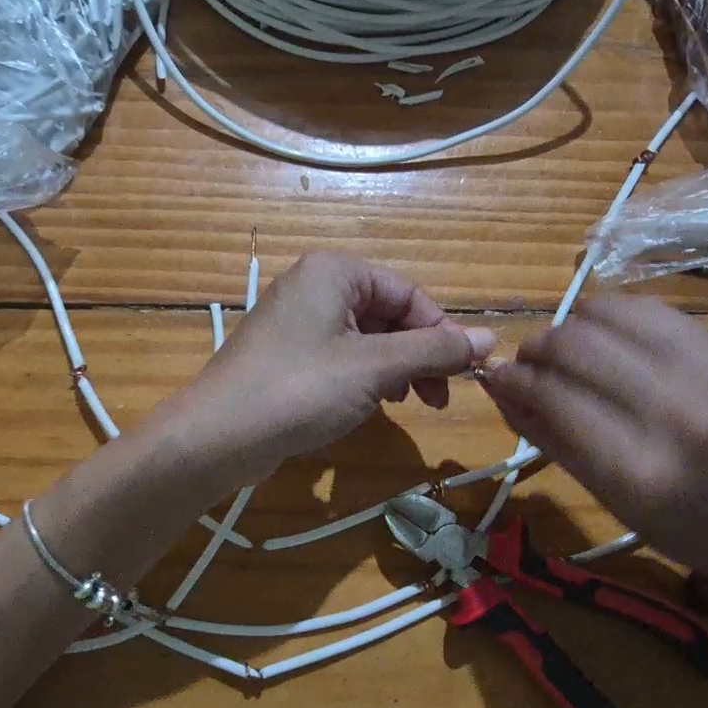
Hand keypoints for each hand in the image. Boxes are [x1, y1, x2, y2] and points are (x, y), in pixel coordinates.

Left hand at [151, 251, 494, 487]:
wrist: (218, 436)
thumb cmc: (300, 390)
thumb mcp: (376, 368)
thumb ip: (433, 350)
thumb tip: (489, 338)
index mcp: (334, 271)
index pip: (408, 292)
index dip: (440, 332)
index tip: (462, 375)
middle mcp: (313, 286)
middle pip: (387, 313)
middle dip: (417, 354)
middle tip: (437, 399)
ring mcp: (294, 321)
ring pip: (364, 338)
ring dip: (394, 369)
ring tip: (404, 403)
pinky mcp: (283, 355)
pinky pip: (338, 356)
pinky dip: (362, 377)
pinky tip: (369, 405)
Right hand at [482, 295, 707, 598]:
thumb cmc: (685, 529)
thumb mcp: (609, 499)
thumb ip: (548, 438)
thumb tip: (498, 387)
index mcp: (635, 470)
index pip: (551, 396)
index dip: (512, 380)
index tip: (497, 377)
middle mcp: (671, 414)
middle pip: (574, 348)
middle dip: (535, 348)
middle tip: (527, 362)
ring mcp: (704, 375)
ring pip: (608, 317)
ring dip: (570, 325)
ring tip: (565, 347)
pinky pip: (649, 309)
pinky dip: (611, 315)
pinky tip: (603, 333)